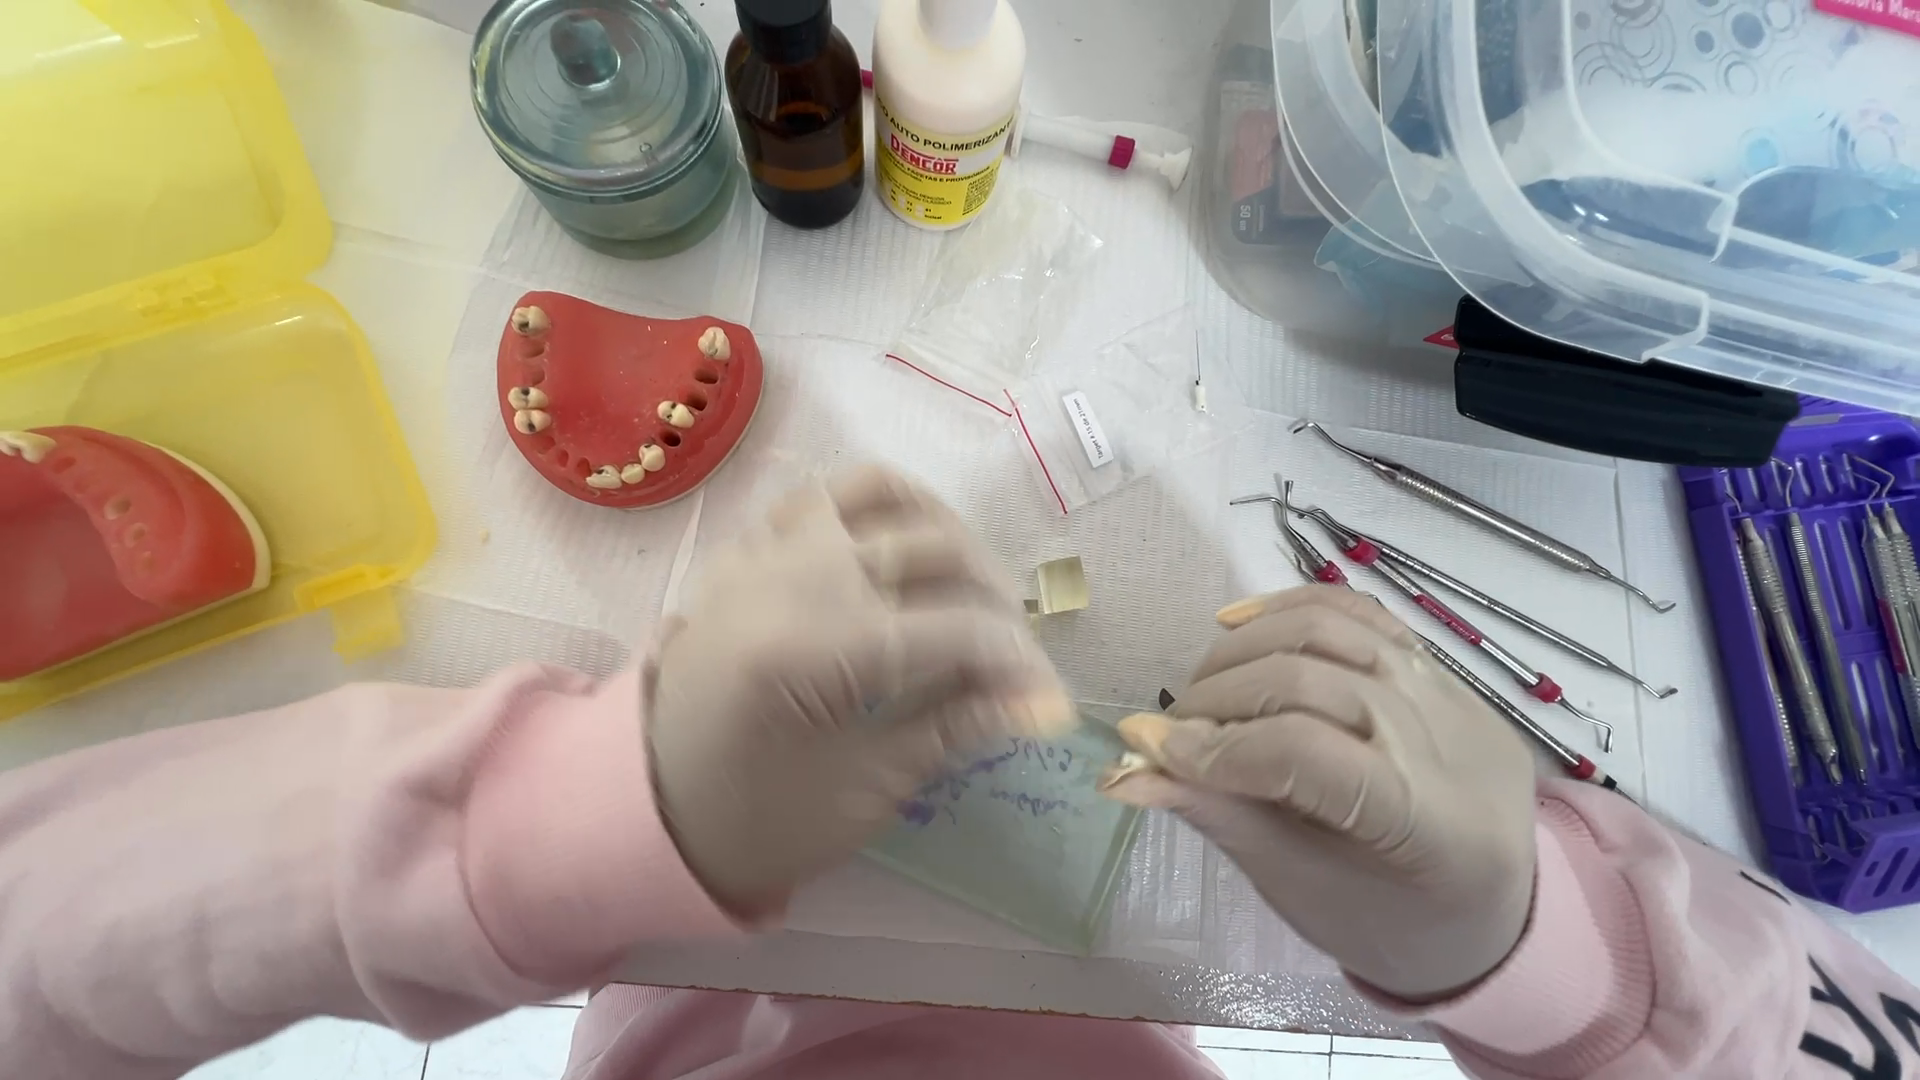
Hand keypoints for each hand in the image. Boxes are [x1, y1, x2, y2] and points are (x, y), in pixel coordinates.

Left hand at [646, 466, 1073, 917]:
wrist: (645, 807)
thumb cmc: (756, 817)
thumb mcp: (865, 788)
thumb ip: (957, 725)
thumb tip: (1044, 702)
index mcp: (815, 649)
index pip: (955, 630)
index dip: (1017, 663)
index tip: (1051, 697)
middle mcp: (793, 576)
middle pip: (932, 547)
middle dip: (994, 593)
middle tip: (1013, 645)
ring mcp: (766, 550)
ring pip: (878, 489)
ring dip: (940, 522)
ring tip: (967, 574)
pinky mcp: (750, 548)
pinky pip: (822, 495)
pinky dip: (875, 507)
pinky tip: (897, 550)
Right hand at [1101, 586, 1536, 999]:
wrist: (1490, 910)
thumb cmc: (1386, 920)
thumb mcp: (1296, 884)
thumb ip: (1214, 813)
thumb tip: (1125, 769)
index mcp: (1433, 826)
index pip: (1305, 753)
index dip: (1219, 747)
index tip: (1153, 751)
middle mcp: (1453, 742)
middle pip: (1310, 679)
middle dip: (1220, 699)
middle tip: (1174, 731)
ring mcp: (1453, 693)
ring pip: (1329, 628)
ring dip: (1244, 648)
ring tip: (1205, 686)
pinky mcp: (1442, 667)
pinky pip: (1357, 611)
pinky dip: (1287, 607)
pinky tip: (1238, 624)